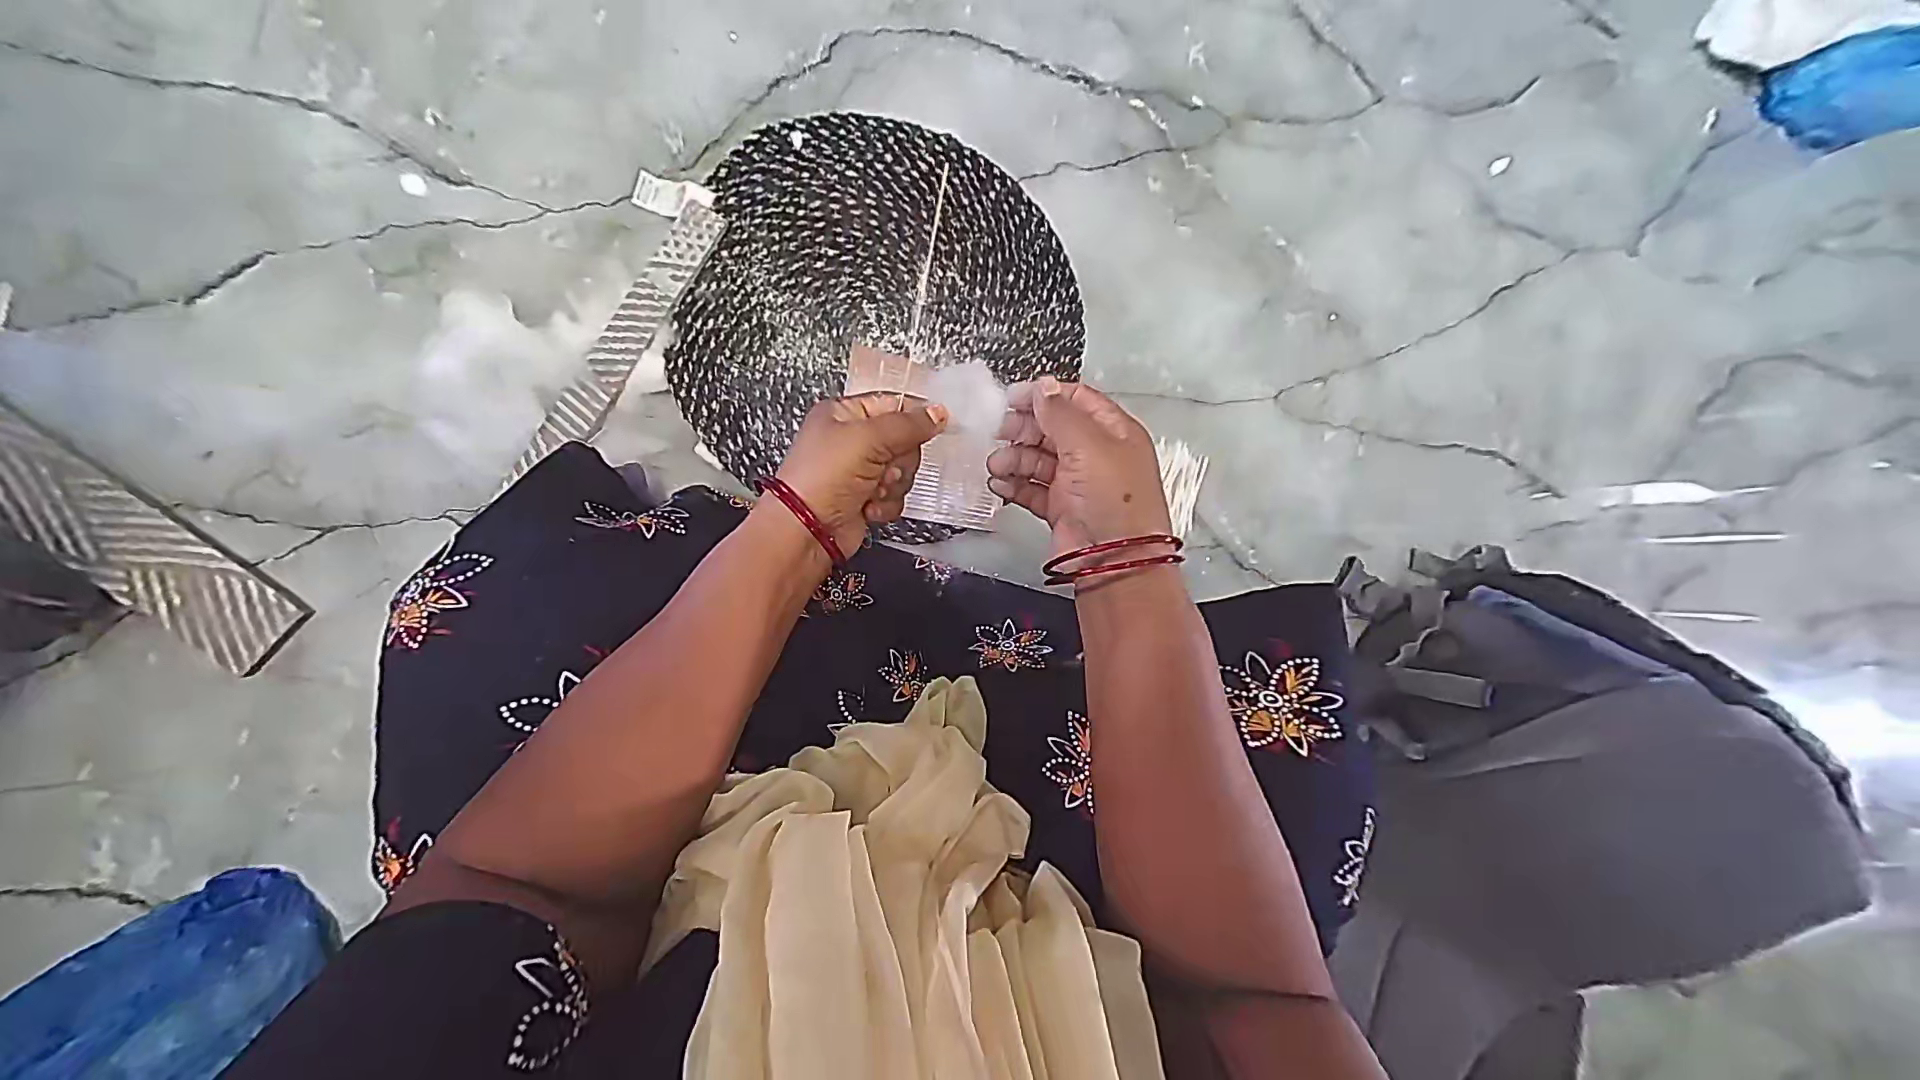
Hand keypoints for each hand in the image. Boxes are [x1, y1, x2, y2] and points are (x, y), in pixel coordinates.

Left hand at [775, 393, 948, 555]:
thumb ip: (908, 424)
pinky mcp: (865, 498)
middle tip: (882, 468)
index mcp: (845, 414)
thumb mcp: (868, 438)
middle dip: (899, 461)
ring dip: (893, 485)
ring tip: (871, 490)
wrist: (807, 529)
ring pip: (903, 472)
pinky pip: (895, 496)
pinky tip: (868, 507)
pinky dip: (886, 504)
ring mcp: (859, 471)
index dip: (912, 418)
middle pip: (904, 442)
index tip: (927, 428)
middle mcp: (852, 440)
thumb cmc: (822, 477)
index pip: (892, 405)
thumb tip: (937, 413)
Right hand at [988, 377, 1172, 559]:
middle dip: (1023, 428)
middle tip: (999, 431)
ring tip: (998, 465)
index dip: (1044, 395)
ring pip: (1038, 459)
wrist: (1114, 560)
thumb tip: (1042, 387)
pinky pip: (1032, 489)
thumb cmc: (1115, 503)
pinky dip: (1014, 485)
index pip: (1076, 400)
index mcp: (1112, 431)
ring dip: (1014, 458)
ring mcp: (1077, 483)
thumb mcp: (1089, 445)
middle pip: (1052, 429)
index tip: (1012, 398)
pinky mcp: (1061, 508)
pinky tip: (1001, 484)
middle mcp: (1095, 455)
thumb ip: (1061, 413)